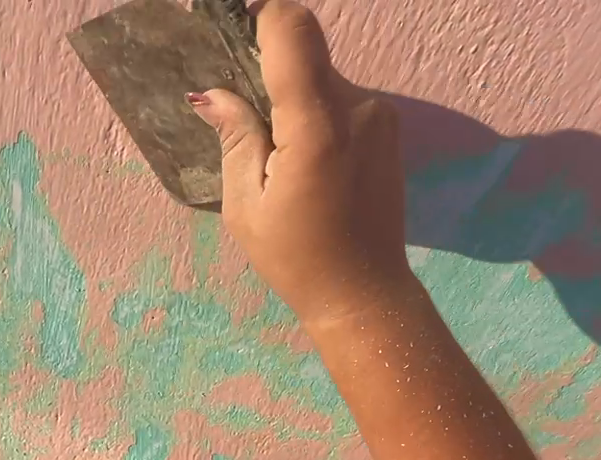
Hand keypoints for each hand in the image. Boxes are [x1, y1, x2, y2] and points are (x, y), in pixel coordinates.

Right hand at [191, 1, 414, 333]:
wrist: (362, 292)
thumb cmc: (295, 259)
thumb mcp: (246, 208)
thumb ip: (235, 139)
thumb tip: (213, 94)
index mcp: (317, 127)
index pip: (291, 29)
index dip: (260, 21)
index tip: (234, 38)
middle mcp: (356, 105)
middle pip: (304, 53)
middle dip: (269, 77)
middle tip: (246, 126)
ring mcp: (378, 112)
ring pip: (321, 77)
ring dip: (292, 102)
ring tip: (279, 162)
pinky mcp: (387, 125)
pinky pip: (339, 100)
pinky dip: (314, 117)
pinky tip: (306, 167)